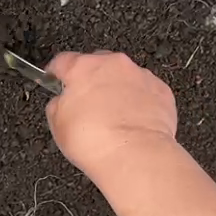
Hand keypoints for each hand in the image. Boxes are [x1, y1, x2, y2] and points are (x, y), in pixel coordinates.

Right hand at [44, 51, 179, 180]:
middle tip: (85, 106)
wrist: (133, 154)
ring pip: (122, 77)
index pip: (63, 61)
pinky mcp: (159, 90)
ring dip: (114, 92)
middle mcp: (113, 65)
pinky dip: (136, 103)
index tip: (55, 80)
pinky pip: (144, 91)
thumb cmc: (95, 140)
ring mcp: (139, 75)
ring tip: (110, 120)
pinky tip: (129, 123)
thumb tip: (61, 102)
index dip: (56, 72)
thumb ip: (57, 104)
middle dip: (89, 82)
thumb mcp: (57, 124)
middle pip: (96, 65)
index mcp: (83, 68)